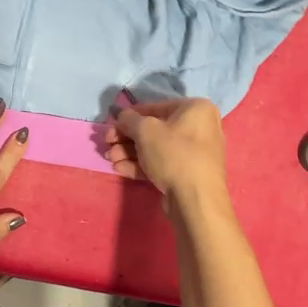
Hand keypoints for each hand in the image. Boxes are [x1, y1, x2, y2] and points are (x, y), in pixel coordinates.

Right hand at [105, 98, 230, 202]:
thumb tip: (123, 117)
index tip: (112, 126)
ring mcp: (195, 153)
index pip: (155, 107)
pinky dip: (141, 165)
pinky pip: (162, 164)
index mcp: (195, 109)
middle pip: (154, 130)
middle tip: (108, 145)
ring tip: (111, 159)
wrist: (196, 199)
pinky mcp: (188, 174)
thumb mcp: (145, 130)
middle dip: (127, 139)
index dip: (129, 117)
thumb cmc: (172, 154)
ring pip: (156, 149)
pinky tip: (120, 169)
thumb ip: (129, 119)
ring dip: (130, 153)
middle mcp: (199, 128)